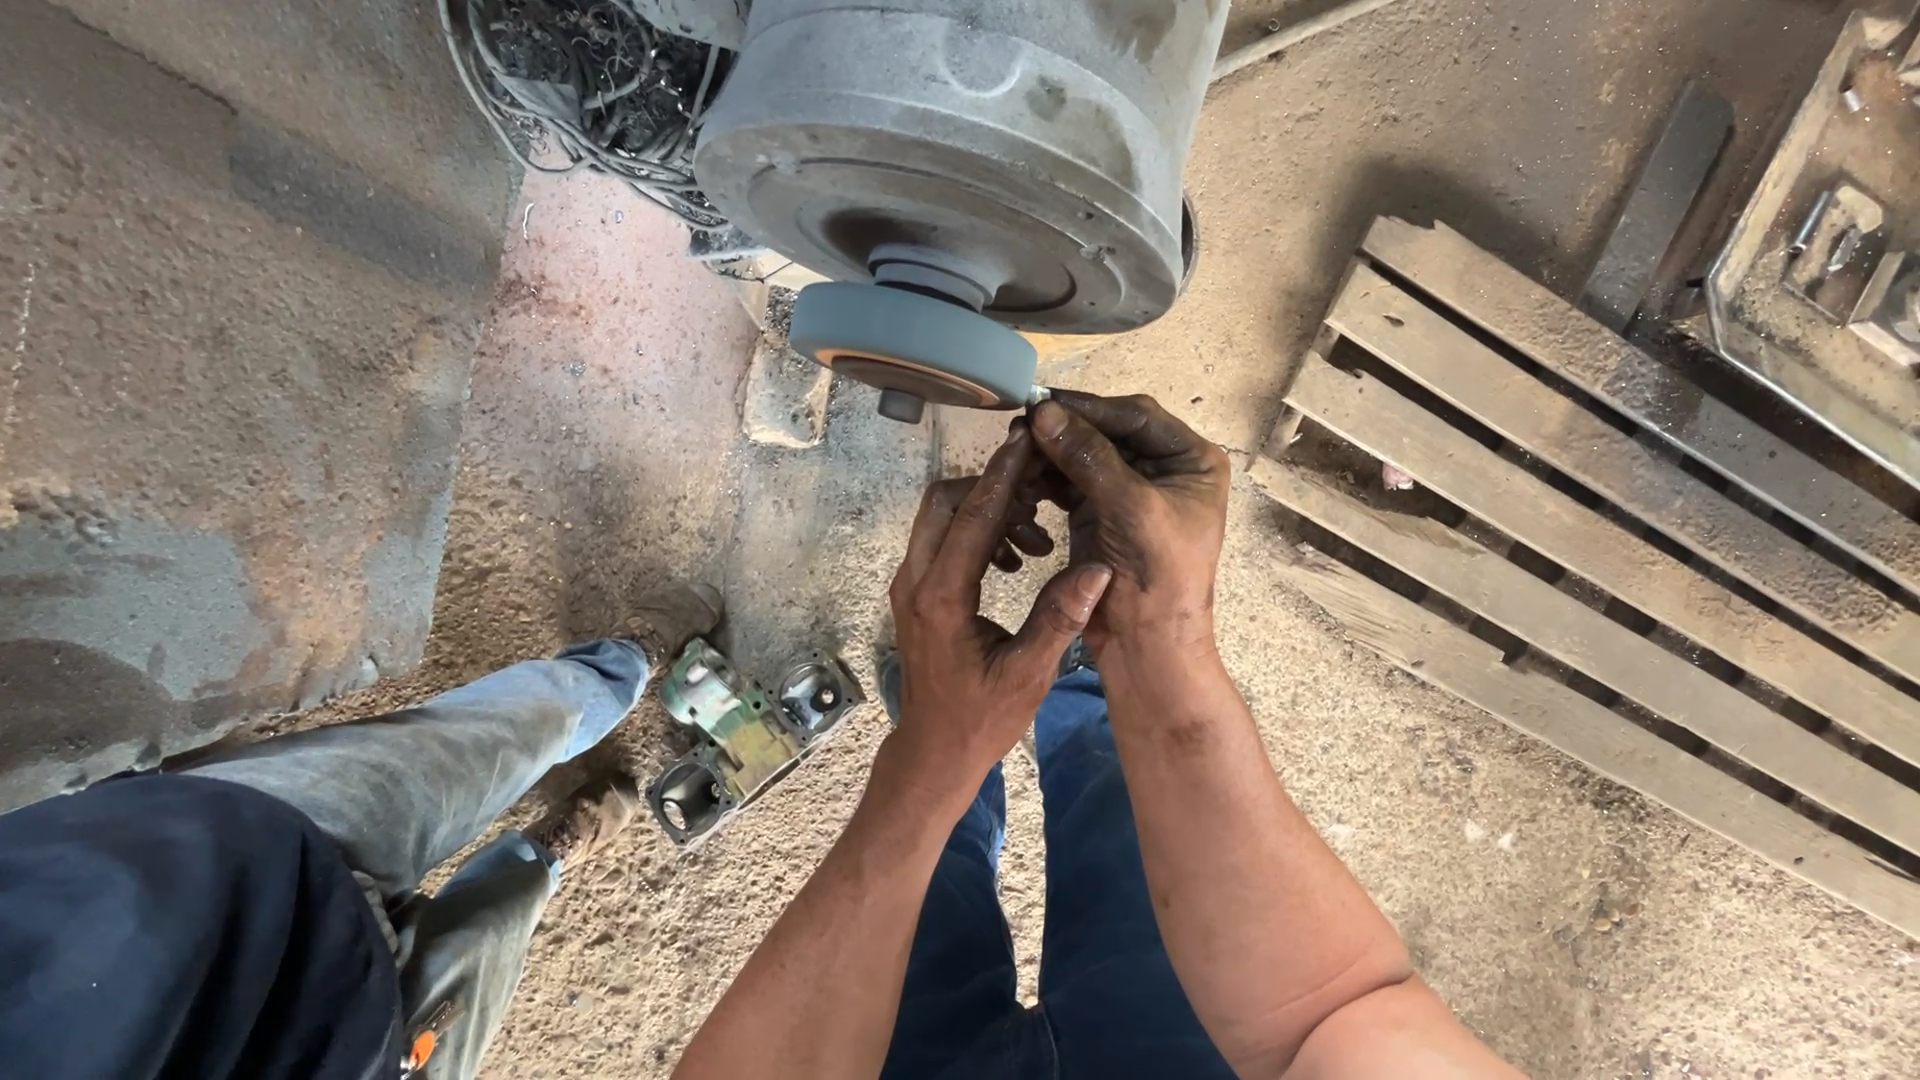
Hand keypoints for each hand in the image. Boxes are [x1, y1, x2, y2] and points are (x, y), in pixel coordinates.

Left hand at [884, 425, 1113, 799]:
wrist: (934, 748)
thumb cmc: (981, 719)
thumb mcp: (1028, 674)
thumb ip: (1059, 618)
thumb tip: (1100, 569)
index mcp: (941, 598)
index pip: (970, 517)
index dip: (1003, 477)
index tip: (1031, 442)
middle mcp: (915, 581)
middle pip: (943, 502)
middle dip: (993, 488)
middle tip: (1043, 496)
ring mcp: (909, 585)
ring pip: (940, 518)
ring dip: (988, 512)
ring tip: (1037, 540)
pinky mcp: (915, 592)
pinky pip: (941, 541)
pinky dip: (977, 534)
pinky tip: (1016, 559)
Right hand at [1023, 391, 1230, 658]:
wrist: (1146, 643)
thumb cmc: (1158, 575)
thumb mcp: (1130, 507)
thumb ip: (1089, 457)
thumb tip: (1044, 413)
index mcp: (1189, 461)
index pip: (1136, 417)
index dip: (1090, 408)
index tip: (1045, 402)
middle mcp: (1160, 469)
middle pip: (1105, 433)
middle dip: (1064, 432)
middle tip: (1022, 426)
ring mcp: (1125, 491)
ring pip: (1081, 457)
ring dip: (1049, 455)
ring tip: (1016, 450)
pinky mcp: (1096, 513)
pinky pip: (1067, 483)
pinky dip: (1044, 480)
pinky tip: (1021, 478)